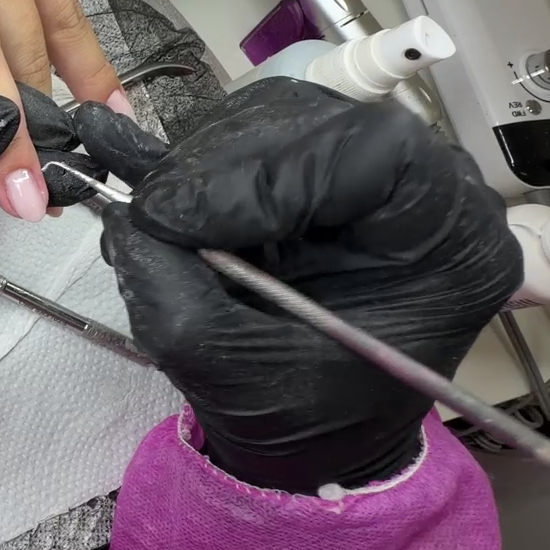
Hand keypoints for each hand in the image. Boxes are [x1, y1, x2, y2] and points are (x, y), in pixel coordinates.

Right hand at [76, 80, 522, 492]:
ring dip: (188, 164)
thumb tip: (122, 218)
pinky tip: (110, 140)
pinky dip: (167, 153)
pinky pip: (226, 135)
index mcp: (440, 246)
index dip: (266, 175)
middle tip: (151, 218)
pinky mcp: (286, 174)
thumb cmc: (296, 417)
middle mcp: (406, 191)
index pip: (368, 153)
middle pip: (306, 120)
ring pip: (259, 118)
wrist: (304, 431)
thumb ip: (171, 292)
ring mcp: (343, 175)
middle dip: (210, 167)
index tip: (183, 224)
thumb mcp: (226, 370)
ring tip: (152, 218)